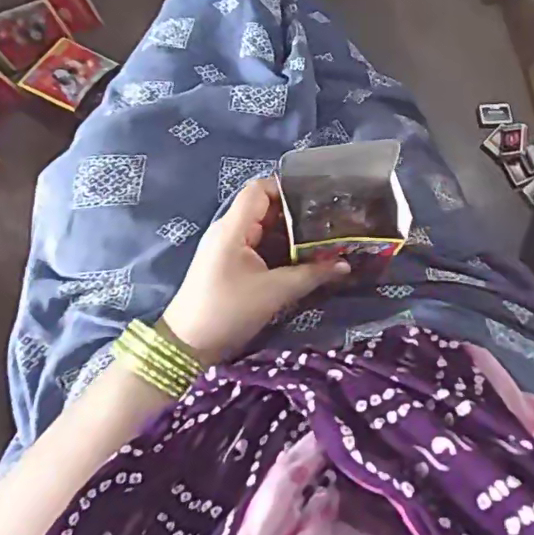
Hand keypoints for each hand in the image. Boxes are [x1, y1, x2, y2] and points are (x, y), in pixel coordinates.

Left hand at [160, 178, 348, 364]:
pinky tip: (303, 258)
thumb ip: (312, 274)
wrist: (187, 346)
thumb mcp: (275, 292)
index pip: (259, 189)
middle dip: (296, 213)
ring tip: (323, 238)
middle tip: (329, 221)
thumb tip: (345, 264)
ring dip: (290, 234)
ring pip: (263, 228)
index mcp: (233, 228)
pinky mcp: (230, 264)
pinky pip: (258, 246)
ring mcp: (227, 248)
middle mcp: (229, 231)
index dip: (287, 188)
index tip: (317, 199)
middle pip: (265, 208)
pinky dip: (279, 249)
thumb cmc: (228, 311)